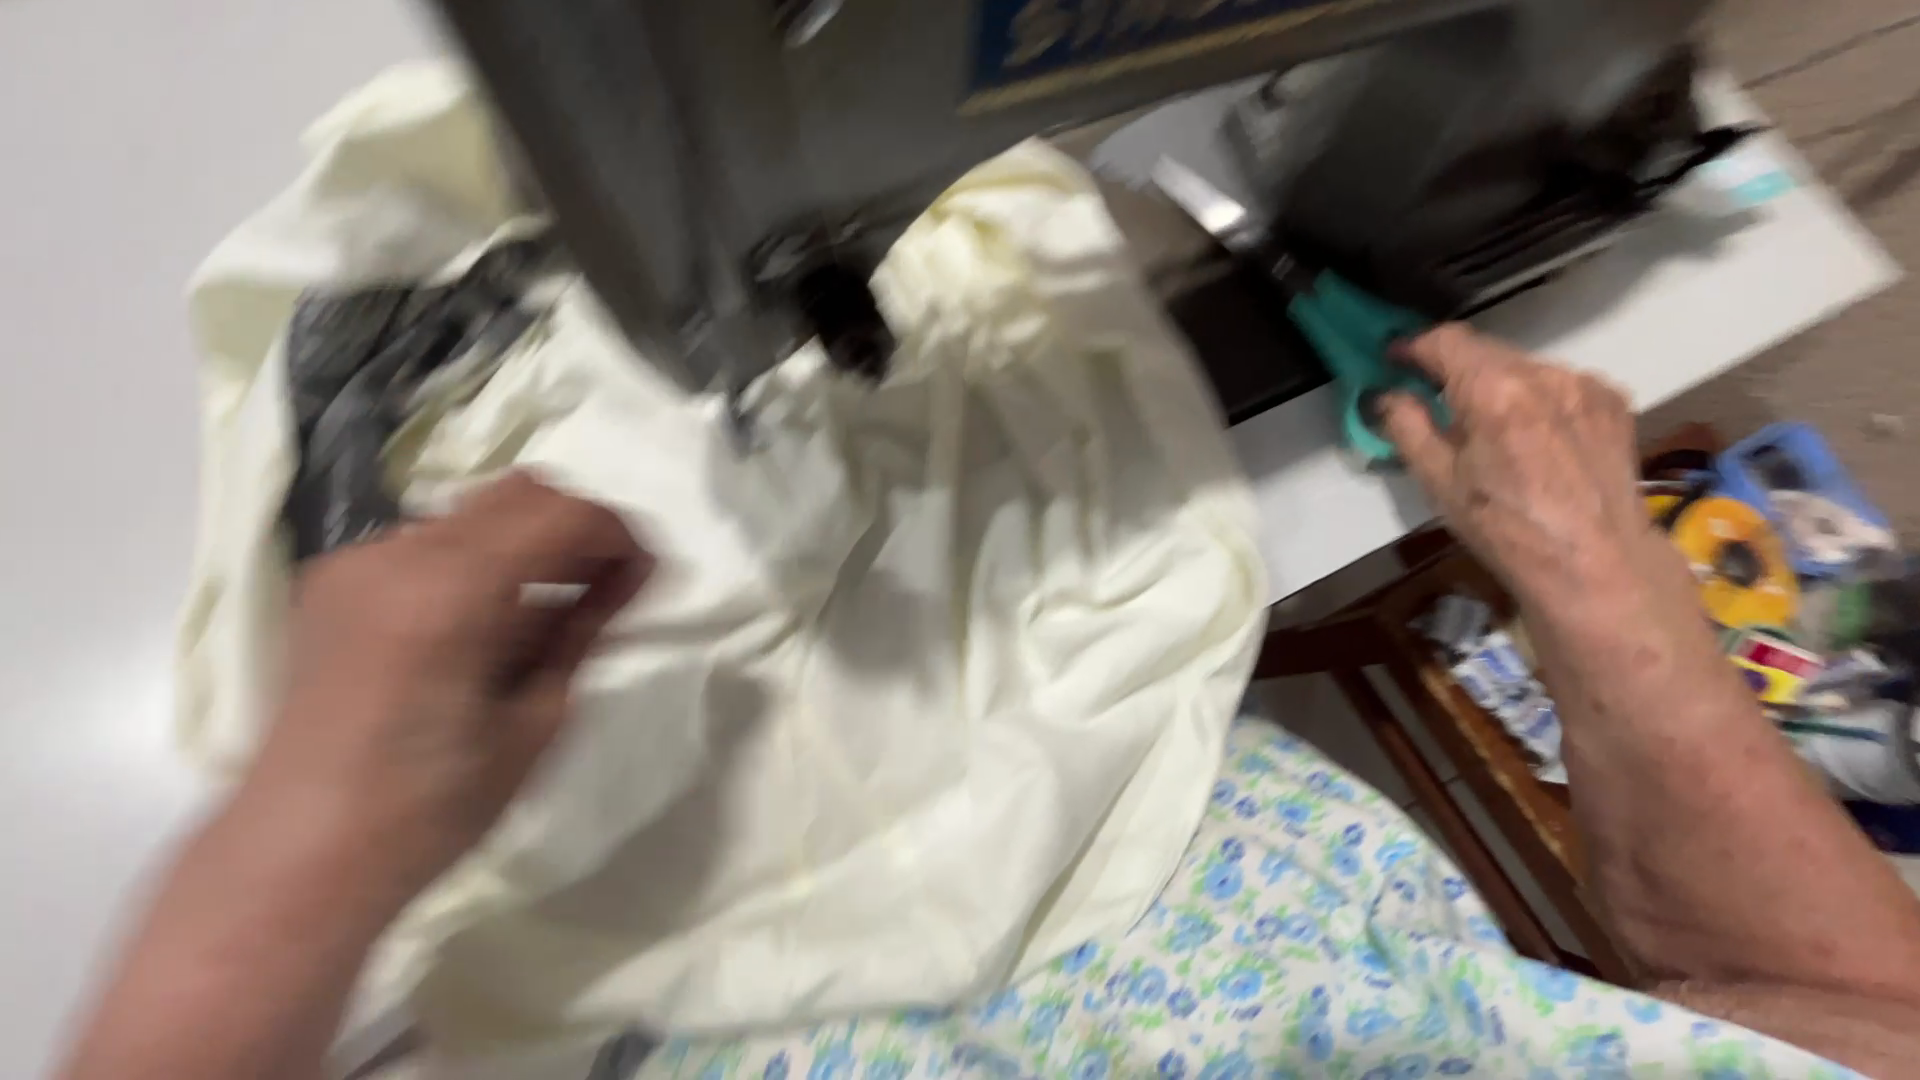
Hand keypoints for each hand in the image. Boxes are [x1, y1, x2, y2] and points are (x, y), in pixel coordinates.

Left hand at [243, 472, 653, 909]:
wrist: (297, 863)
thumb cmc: (435, 808)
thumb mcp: (538, 718)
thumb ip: (585, 629)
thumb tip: (629, 576)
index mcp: (450, 593)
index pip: (563, 514)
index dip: (621, 536)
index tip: (649, 577)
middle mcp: (396, 556)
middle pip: (522, 493)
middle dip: (583, 528)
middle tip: (614, 583)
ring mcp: (356, 564)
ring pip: (479, 512)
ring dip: (536, 542)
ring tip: (563, 605)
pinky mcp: (336, 584)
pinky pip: (437, 541)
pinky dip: (489, 560)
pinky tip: (501, 619)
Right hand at [1377, 325, 1662, 606]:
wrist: (1594, 562)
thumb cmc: (1503, 528)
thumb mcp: (1437, 480)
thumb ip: (1406, 426)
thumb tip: (1386, 395)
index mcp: (1496, 392)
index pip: (1447, 341)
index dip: (1413, 345)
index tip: (1392, 358)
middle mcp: (1546, 374)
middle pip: (1485, 350)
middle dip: (1450, 365)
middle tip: (1424, 391)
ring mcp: (1585, 384)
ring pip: (1521, 366)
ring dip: (1492, 382)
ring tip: (1477, 420)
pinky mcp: (1611, 400)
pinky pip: (1556, 383)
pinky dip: (1529, 396)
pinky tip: (1524, 433)